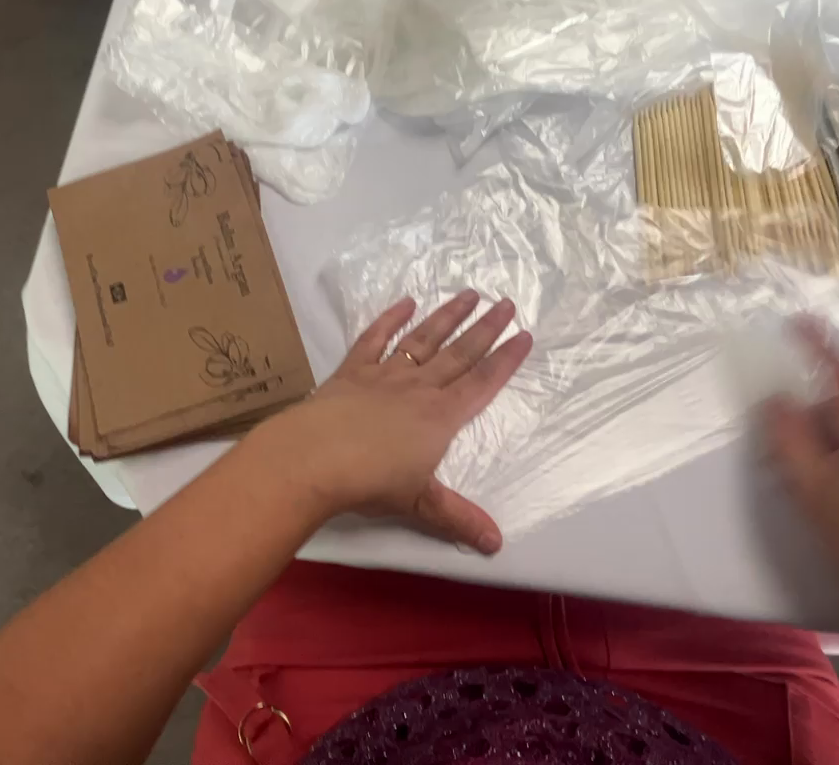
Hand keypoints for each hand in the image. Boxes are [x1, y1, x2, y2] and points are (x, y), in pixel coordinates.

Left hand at [241, 291, 531, 554]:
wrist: (315, 457)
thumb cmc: (370, 481)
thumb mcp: (418, 503)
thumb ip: (457, 518)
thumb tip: (497, 545)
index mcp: (440, 417)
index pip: (481, 383)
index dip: (505, 360)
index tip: (524, 335)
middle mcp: (418, 387)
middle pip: (459, 353)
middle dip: (485, 328)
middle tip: (506, 302)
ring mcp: (384, 374)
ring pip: (423, 339)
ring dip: (447, 316)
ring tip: (468, 293)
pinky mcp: (352, 370)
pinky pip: (375, 339)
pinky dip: (390, 318)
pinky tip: (405, 302)